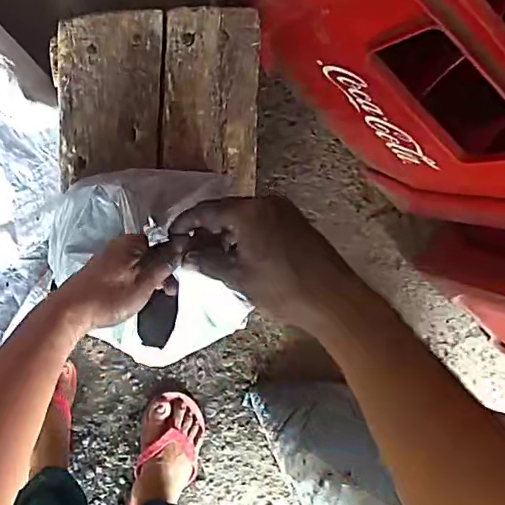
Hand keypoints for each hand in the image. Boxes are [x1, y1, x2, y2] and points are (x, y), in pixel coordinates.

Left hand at [50, 233, 182, 330]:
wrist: (69, 312)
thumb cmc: (106, 299)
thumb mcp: (143, 284)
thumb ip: (163, 265)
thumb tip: (178, 249)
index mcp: (129, 243)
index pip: (161, 240)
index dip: (173, 257)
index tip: (178, 275)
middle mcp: (116, 246)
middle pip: (148, 253)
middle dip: (161, 270)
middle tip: (168, 290)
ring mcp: (106, 259)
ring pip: (137, 264)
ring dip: (148, 279)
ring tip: (152, 296)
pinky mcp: (99, 273)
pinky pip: (124, 272)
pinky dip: (133, 282)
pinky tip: (134, 297)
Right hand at [171, 195, 370, 330]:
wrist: (333, 300)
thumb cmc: (282, 288)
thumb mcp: (236, 277)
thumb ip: (206, 262)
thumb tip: (185, 256)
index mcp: (249, 212)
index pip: (205, 211)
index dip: (184, 224)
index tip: (171, 237)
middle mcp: (266, 204)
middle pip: (223, 211)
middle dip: (203, 230)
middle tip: (187, 250)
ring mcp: (283, 212)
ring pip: (241, 218)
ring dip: (223, 234)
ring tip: (208, 257)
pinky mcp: (294, 223)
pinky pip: (258, 223)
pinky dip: (241, 236)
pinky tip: (234, 256)